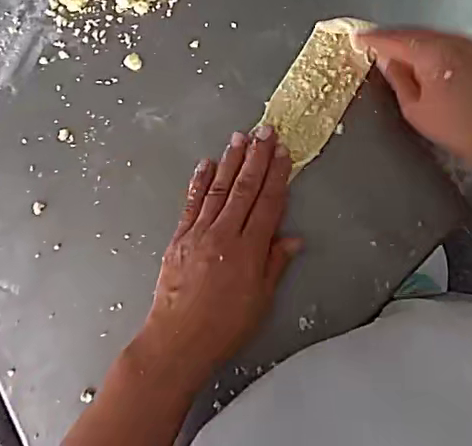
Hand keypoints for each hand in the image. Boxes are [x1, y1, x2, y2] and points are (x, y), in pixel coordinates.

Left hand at [131, 128, 300, 387]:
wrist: (178, 340)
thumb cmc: (224, 327)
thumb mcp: (260, 301)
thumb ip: (275, 264)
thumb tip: (293, 238)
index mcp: (249, 251)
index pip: (267, 204)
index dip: (277, 176)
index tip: (283, 153)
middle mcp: (224, 234)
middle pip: (245, 188)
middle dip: (257, 157)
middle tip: (265, 131)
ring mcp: (199, 231)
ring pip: (219, 188)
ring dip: (231, 160)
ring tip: (240, 137)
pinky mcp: (180, 235)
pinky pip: (193, 201)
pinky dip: (200, 180)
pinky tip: (207, 163)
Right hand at [360, 28, 471, 162]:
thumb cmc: (456, 128)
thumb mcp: (414, 109)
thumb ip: (397, 78)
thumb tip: (385, 60)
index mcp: (432, 52)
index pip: (394, 40)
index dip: (373, 40)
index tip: (356, 38)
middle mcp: (449, 41)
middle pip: (411, 33)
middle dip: (390, 39)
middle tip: (370, 44)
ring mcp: (464, 44)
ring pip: (426, 36)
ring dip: (407, 41)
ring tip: (390, 51)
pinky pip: (441, 41)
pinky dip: (424, 46)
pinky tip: (417, 57)